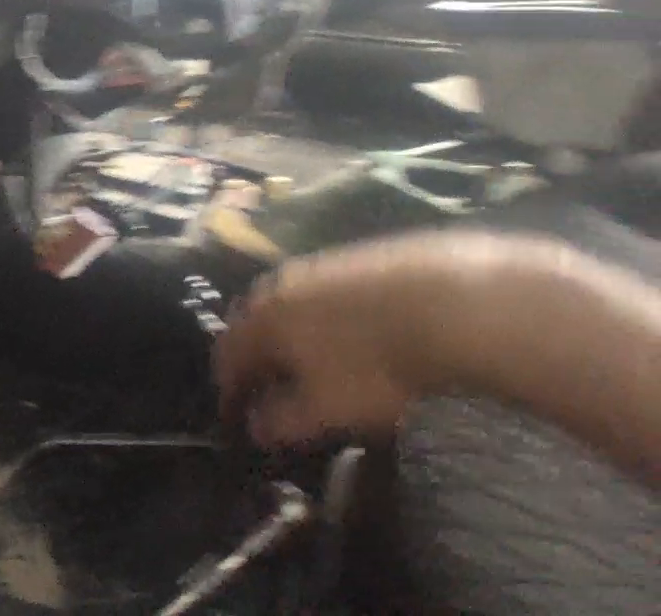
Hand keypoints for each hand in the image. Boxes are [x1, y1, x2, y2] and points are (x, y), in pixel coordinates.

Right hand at [214, 234, 497, 445]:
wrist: (458, 306)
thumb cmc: (380, 366)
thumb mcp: (330, 410)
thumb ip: (284, 420)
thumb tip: (254, 427)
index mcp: (261, 321)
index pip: (227, 357)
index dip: (229, 389)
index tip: (236, 415)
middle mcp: (277, 286)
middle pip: (256, 325)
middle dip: (260, 356)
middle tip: (274, 385)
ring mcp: (320, 267)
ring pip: (294, 305)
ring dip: (297, 334)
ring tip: (320, 360)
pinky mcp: (363, 258)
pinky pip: (333, 294)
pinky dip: (334, 318)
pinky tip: (363, 333)